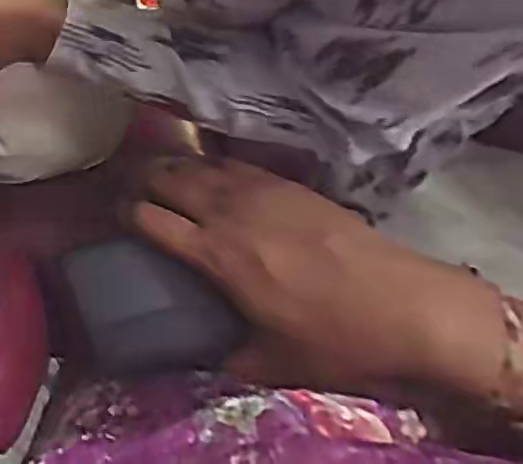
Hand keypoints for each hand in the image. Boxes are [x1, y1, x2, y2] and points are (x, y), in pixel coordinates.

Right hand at [131, 158, 522, 419]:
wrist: (406, 303)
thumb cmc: (338, 338)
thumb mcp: (277, 362)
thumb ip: (228, 356)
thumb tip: (199, 352)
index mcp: (217, 255)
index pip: (150, 218)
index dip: (125, 212)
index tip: (115, 214)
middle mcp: (226, 211)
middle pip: (165, 178)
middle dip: (140, 179)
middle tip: (130, 187)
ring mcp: (255, 189)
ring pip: (193, 163)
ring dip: (170, 166)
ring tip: (160, 174)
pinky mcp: (280, 179)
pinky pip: (228, 161)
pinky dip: (208, 163)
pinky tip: (209, 171)